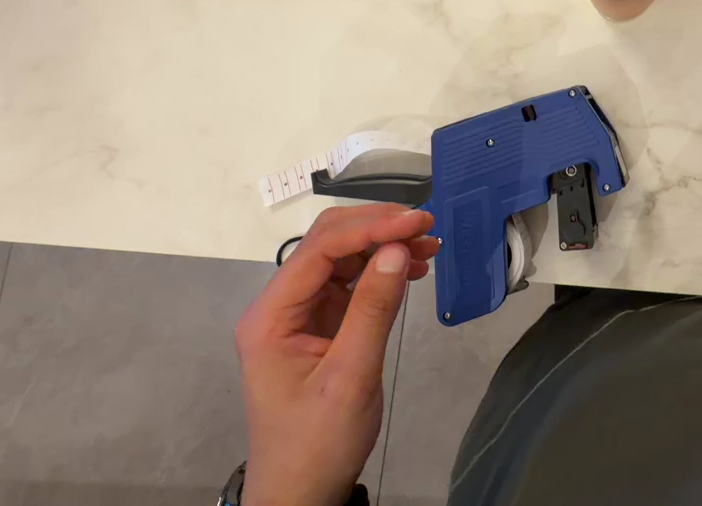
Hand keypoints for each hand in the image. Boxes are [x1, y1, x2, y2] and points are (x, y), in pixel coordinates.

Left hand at [235, 205, 441, 505]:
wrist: (301, 495)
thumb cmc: (318, 442)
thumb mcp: (350, 377)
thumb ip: (372, 309)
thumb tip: (399, 249)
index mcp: (272, 316)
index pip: (320, 249)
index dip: (371, 227)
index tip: (419, 222)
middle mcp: (281, 305)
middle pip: (328, 242)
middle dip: (378, 227)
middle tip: (427, 227)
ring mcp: (301, 312)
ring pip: (343, 255)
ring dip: (386, 243)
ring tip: (430, 246)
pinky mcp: (321, 322)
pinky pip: (352, 279)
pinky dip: (384, 267)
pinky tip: (413, 269)